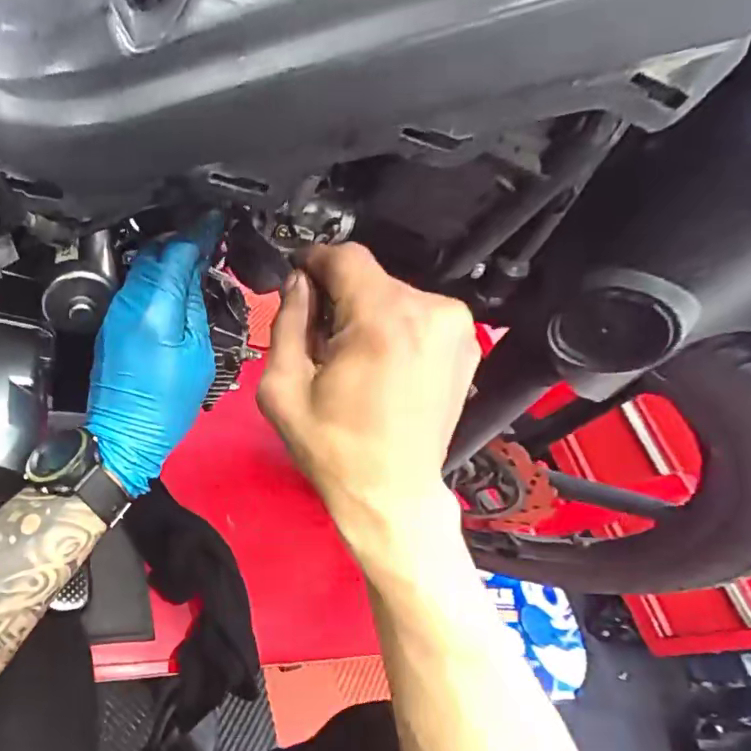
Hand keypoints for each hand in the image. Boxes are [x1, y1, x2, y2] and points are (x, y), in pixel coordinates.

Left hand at [86, 213, 222, 494]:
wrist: (125, 436)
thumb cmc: (164, 407)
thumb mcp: (197, 356)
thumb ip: (196, 307)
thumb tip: (196, 275)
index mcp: (155, 308)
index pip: (177, 251)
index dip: (200, 232)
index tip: (216, 222)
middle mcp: (128, 302)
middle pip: (156, 253)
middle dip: (183, 241)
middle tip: (210, 242)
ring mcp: (115, 313)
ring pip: (143, 268)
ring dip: (169, 260)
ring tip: (195, 263)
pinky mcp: (111, 326)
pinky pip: (135, 288)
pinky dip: (156, 280)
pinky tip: (174, 288)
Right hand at [257, 243, 479, 529]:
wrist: (391, 494)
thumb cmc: (333, 450)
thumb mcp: (284, 389)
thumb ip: (286, 323)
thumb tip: (298, 284)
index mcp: (383, 320)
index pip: (345, 257)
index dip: (315, 263)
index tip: (299, 279)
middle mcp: (430, 312)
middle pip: (370, 279)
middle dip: (340, 301)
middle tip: (321, 343)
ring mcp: (456, 327)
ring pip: (395, 297)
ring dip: (368, 316)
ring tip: (352, 362)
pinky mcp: (466, 344)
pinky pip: (419, 317)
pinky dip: (395, 331)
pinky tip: (382, 369)